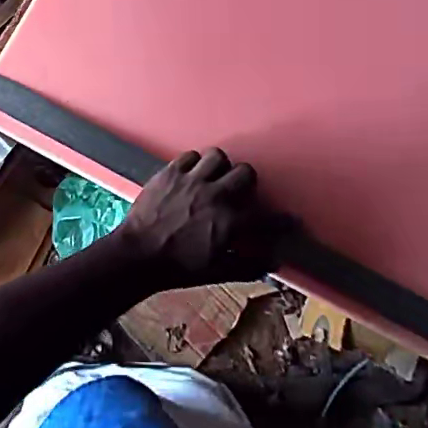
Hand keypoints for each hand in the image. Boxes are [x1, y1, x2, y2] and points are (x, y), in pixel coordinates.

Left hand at [104, 148, 291, 289]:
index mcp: (229, 223)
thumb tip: (274, 261)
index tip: (290, 221)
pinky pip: (191, 155)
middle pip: (245, 173)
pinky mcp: (171, 172)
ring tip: (214, 178)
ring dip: (220, 167)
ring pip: (218, 156)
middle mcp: (214, 196)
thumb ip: (248, 265)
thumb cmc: (177, 267)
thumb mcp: (217, 272)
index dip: (282, 221)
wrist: (137, 256)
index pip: (266, 218)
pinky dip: (195, 164)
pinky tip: (192, 176)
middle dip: (246, 183)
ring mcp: (192, 181)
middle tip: (238, 193)